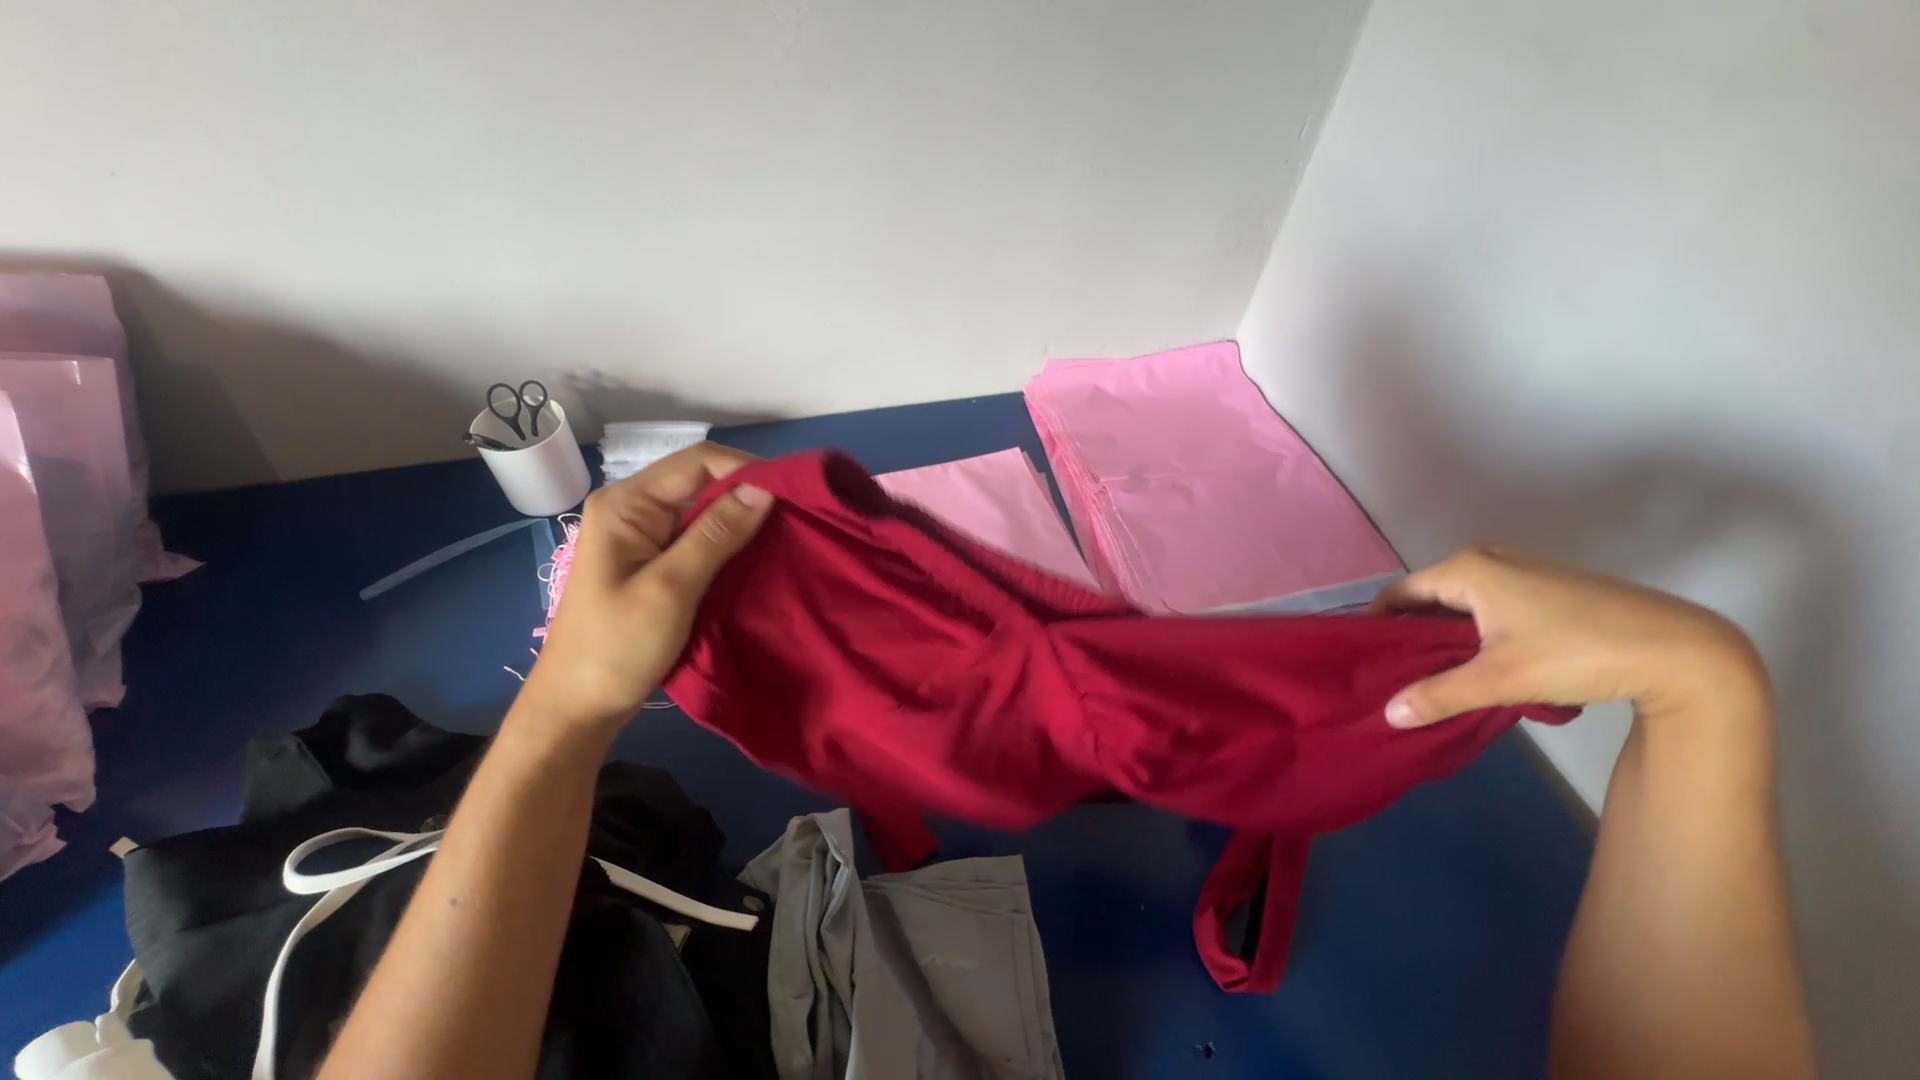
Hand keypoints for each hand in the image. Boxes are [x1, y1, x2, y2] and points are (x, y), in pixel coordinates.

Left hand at [523, 442, 771, 730]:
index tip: (793, 495)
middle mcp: (632, 509)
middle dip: (749, 496)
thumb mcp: (671, 589)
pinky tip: (756, 559)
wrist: (577, 708)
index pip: (697, 462)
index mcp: (626, 504)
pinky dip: (729, 545)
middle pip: (701, 482)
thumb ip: (716, 535)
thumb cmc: (616, 648)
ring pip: (704, 512)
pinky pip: (698, 540)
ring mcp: (641, 537)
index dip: (747, 470)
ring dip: (742, 522)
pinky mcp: (652, 563)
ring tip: (785, 538)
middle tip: (797, 520)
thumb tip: (765, 489)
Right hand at [1372, 545, 1767, 727]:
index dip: (1378, 623)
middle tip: (1396, 670)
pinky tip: (1481, 659)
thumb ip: (1438, 695)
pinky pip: (1490, 601)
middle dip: (1409, 629)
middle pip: (1429, 593)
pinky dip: (1474, 626)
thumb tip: (1388, 714)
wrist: (1680, 650)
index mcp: (1469, 568)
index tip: (1366, 658)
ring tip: (1434, 670)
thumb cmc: (1576, 653)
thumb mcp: (1499, 680)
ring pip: (1462, 599)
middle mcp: (1490, 557)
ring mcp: (1524, 569)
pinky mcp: (1549, 586)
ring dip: (1443, 630)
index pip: (1400, 591)